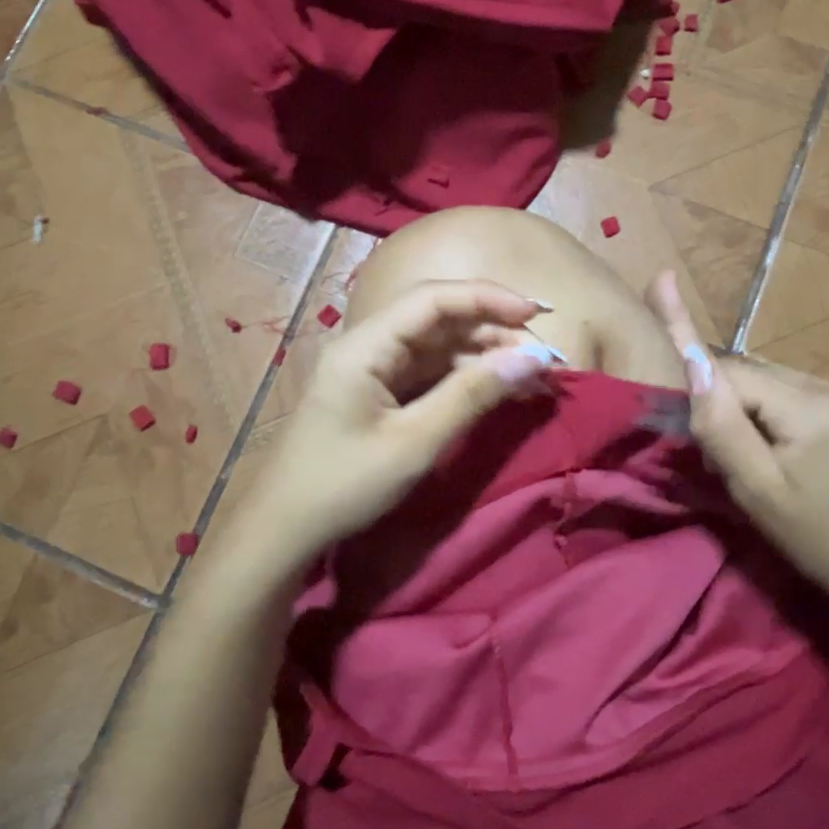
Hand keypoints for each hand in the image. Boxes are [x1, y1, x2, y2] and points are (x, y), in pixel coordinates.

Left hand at [242, 280, 559, 561]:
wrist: (285, 530)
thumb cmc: (345, 484)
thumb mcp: (415, 442)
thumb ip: (472, 395)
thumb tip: (533, 358)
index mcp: (366, 345)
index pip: (433, 298)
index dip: (487, 298)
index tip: (536, 315)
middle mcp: (369, 346)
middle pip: (439, 319)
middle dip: (493, 332)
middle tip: (544, 359)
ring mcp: (373, 370)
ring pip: (439, 347)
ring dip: (485, 358)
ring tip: (533, 378)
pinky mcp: (379, 394)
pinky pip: (430, 373)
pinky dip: (466, 380)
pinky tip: (501, 391)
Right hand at [644, 272, 828, 606]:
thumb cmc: (821, 542)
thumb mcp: (758, 491)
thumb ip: (720, 425)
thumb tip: (692, 361)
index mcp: (811, 404)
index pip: (733, 371)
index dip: (710, 402)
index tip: (711, 449)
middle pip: (763, 373)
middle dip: (738, 405)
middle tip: (737, 462)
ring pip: (790, 383)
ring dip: (768, 409)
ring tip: (775, 463)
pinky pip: (820, 396)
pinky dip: (800, 415)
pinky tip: (811, 458)